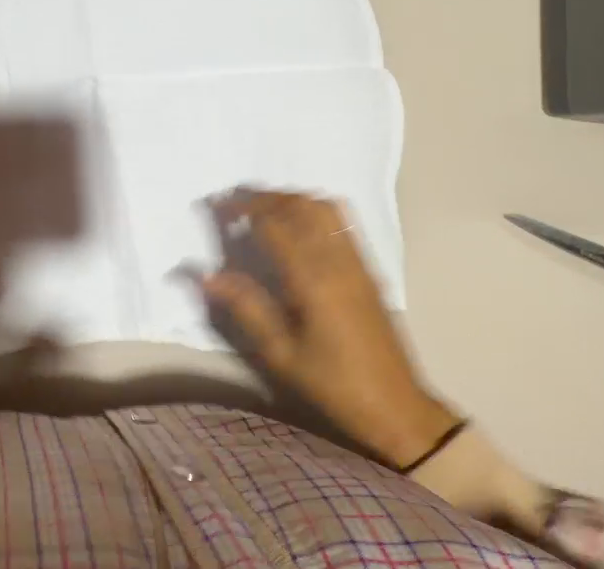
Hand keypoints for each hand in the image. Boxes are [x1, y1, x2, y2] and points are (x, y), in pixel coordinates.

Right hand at [200, 191, 458, 468]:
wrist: (396, 407)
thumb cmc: (333, 384)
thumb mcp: (281, 353)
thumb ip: (245, 307)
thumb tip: (206, 275)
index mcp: (313, 280)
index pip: (272, 224)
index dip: (240, 210)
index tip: (214, 208)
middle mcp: (338, 261)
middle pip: (300, 204)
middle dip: (264, 196)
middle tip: (234, 203)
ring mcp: (358, 262)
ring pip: (324, 207)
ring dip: (289, 199)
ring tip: (262, 210)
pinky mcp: (369, 269)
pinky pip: (341, 222)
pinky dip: (312, 210)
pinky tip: (295, 227)